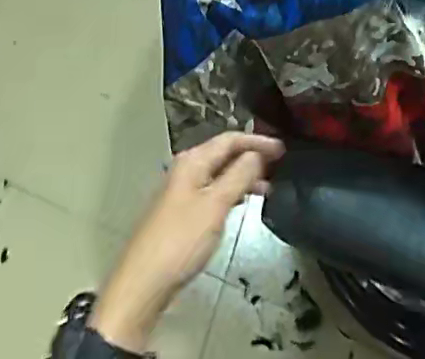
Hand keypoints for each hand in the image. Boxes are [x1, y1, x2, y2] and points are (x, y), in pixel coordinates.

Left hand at [90, 132, 284, 350]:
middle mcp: (186, 170)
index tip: (283, 149)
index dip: (258, 141)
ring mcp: (182, 191)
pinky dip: (231, 191)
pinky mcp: (181, 213)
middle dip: (252, 157)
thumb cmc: (181, 241)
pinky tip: (242, 203)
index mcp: (193, 161)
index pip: (230, 139)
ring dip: (243, 176)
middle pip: (224, 154)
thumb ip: (239, 175)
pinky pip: (212, 191)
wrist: (142, 285)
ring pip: (219, 173)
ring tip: (268, 186)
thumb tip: (258, 153)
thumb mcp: (215, 205)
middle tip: (279, 166)